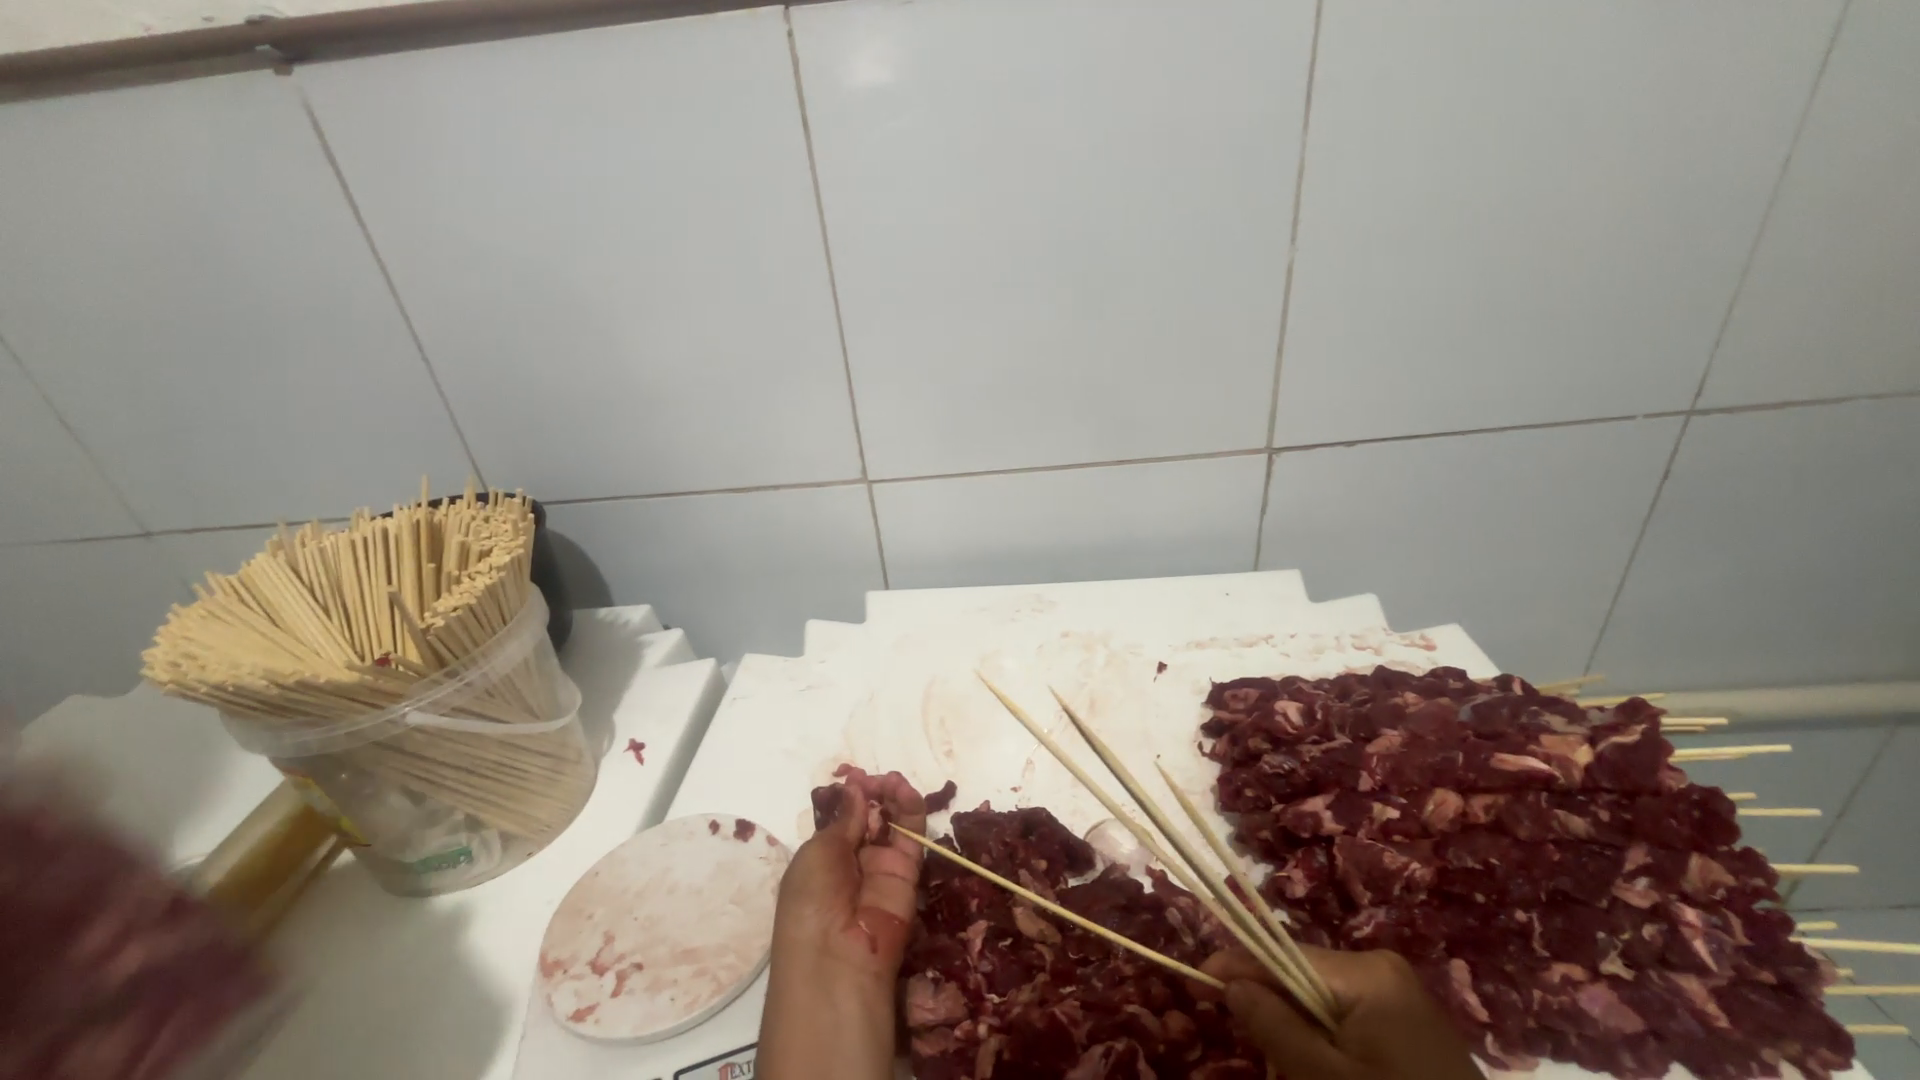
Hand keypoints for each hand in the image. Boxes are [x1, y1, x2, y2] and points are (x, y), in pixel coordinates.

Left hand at [758, 774, 927, 1079]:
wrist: (838, 958)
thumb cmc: (811, 901)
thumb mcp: (818, 852)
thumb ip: (844, 818)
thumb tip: (855, 788)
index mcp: (822, 856)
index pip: (842, 818)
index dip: (851, 796)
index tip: (856, 777)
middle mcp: (853, 861)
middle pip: (869, 816)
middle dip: (874, 793)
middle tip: (877, 779)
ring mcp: (881, 868)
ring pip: (893, 823)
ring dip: (894, 797)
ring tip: (894, 781)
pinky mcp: (908, 875)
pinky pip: (912, 839)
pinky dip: (912, 812)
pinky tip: (906, 793)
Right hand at [1200, 945, 1483, 1079]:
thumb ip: (1275, 1026)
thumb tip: (1229, 982)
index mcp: (1366, 972)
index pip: (1282, 953)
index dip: (1236, 965)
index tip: (1194, 979)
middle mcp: (1382, 968)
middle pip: (1300, 975)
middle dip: (1272, 1009)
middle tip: (1256, 1052)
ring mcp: (1400, 994)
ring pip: (1320, 998)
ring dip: (1297, 1031)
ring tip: (1295, 1073)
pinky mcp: (1408, 1022)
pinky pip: (1347, 1016)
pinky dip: (1325, 1041)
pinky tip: (1325, 1072)